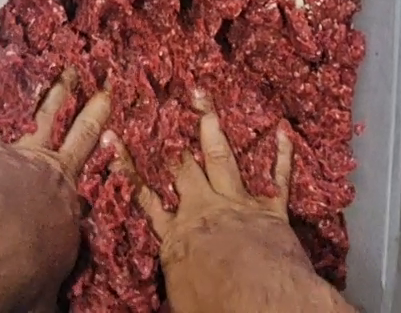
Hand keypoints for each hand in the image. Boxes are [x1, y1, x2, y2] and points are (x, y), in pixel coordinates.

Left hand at [0, 70, 110, 297]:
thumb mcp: (48, 295)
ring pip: (43, 118)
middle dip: (91, 111)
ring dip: (53, 94)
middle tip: (104, 89)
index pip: (91, 178)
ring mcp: (25, 158)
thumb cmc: (26, 274)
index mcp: (71, 206)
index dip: (102, 158)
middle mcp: (54, 175)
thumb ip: (55, 291)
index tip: (113, 140)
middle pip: (78, 136)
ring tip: (65, 72)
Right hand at [108, 91, 351, 312]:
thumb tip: (161, 283)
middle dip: (174, 142)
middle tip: (167, 110)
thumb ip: (173, 274)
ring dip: (214, 133)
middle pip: (184, 169)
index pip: (147, 198)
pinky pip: (278, 178)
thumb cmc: (214, 308)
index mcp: (177, 235)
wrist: (257, 304)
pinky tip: (283, 132)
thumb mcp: (179, 298)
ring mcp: (237, 205)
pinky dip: (281, 155)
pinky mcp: (271, 211)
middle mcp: (204, 210)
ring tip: (207, 108)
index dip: (131, 169)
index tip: (116, 140)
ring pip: (222, 161)